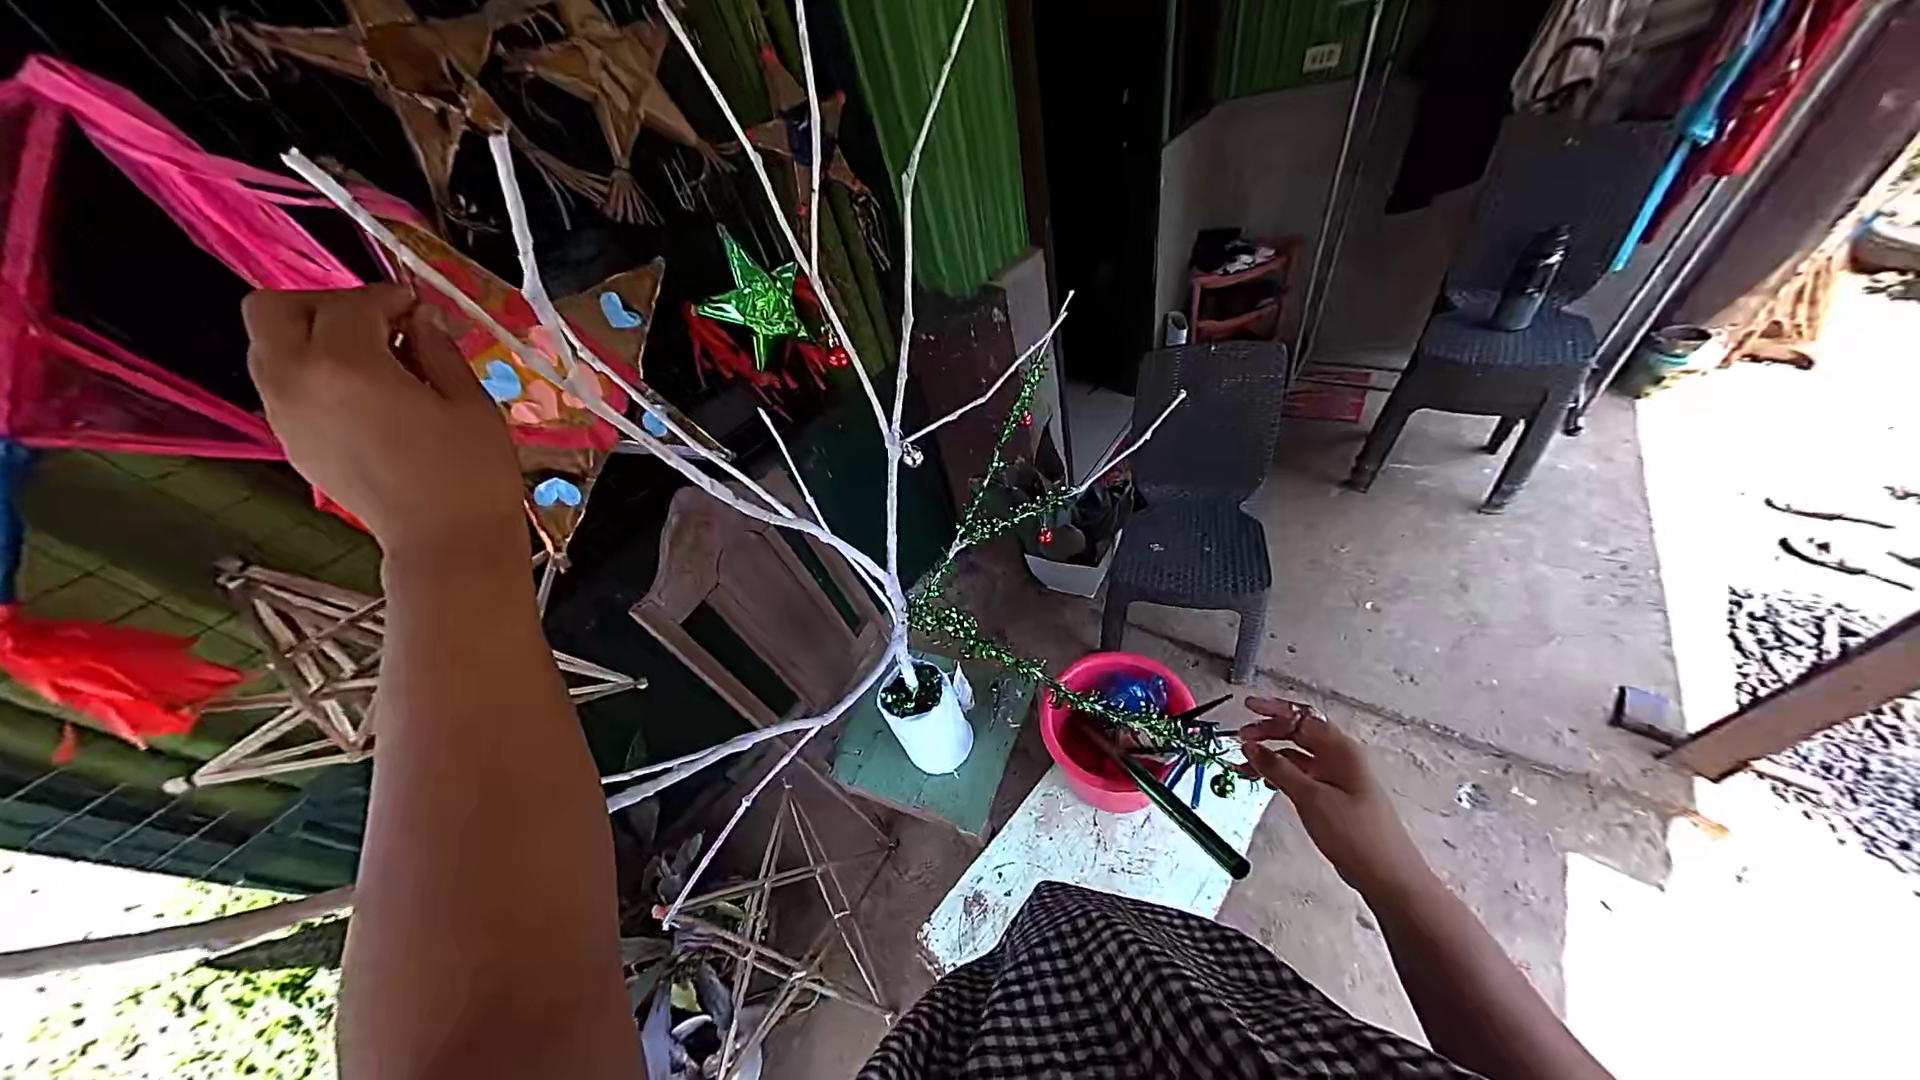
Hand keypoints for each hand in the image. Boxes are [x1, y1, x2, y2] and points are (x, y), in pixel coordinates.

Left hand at [242, 286, 525, 562]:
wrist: (446, 539)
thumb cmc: (471, 473)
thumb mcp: (470, 404)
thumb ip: (439, 352)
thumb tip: (422, 320)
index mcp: (347, 365)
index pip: (351, 304)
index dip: (388, 297)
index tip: (417, 305)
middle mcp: (296, 380)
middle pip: (275, 308)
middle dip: (327, 304)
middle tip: (381, 323)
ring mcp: (283, 412)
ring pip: (270, 345)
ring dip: (315, 336)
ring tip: (375, 360)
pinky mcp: (289, 438)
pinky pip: (283, 383)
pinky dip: (314, 371)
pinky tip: (366, 395)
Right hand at [1236, 698, 1431, 898]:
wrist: (1389, 878)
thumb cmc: (1357, 835)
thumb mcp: (1311, 798)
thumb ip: (1278, 768)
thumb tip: (1251, 747)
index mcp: (1340, 750)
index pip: (1302, 717)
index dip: (1273, 709)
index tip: (1249, 707)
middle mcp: (1339, 758)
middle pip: (1297, 732)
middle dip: (1267, 732)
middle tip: (1241, 737)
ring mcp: (1335, 777)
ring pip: (1295, 754)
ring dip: (1269, 755)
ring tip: (1244, 762)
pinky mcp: (1331, 796)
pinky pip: (1299, 774)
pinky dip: (1279, 773)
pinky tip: (1262, 779)